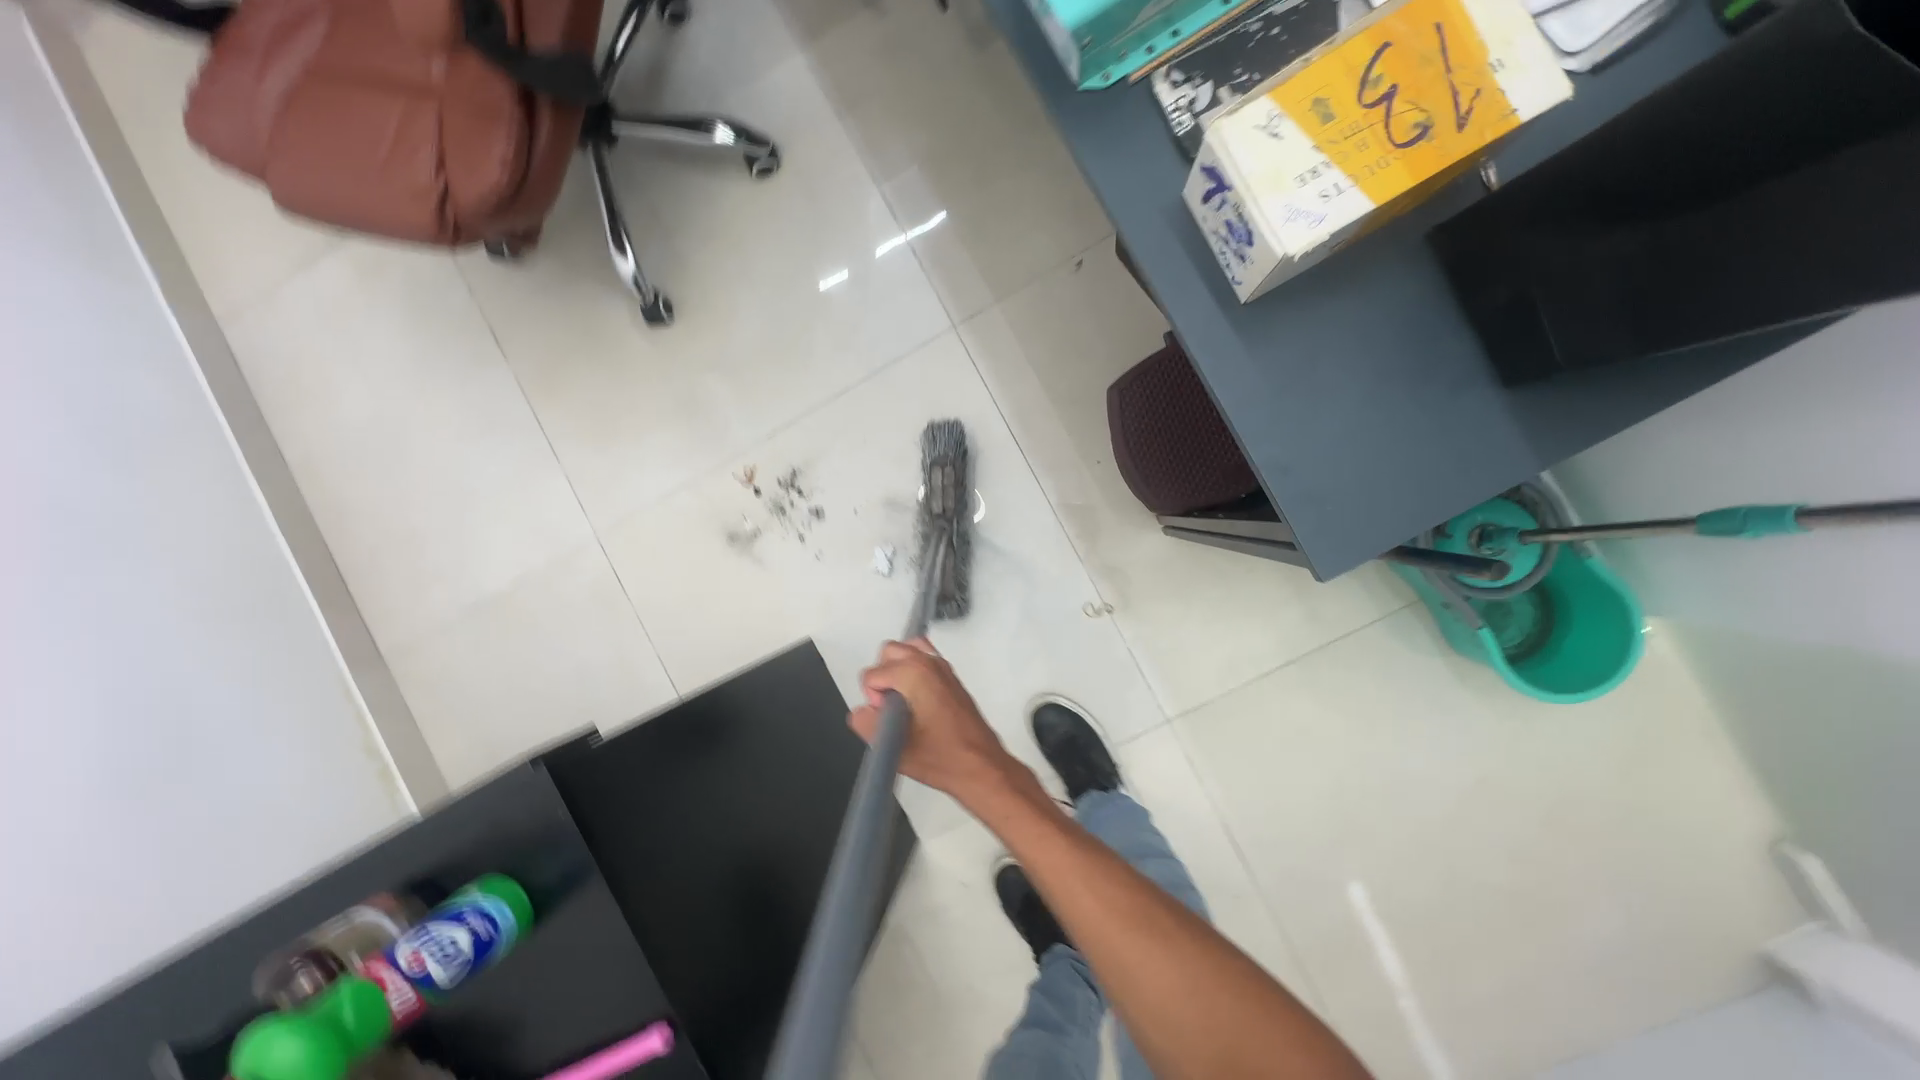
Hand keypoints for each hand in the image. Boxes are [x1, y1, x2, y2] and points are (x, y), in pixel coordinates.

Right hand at [849, 639, 1025, 802]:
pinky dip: (914, 671)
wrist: (982, 766)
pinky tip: (917, 703)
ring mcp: (943, 667)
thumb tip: (862, 712)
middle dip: (882, 678)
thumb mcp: (894, 747)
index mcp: (914, 674)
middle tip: (891, 709)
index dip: (873, 699)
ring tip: (902, 702)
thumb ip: (867, 724)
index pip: (872, 674)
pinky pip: (924, 659)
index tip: (889, 720)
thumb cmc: (942, 758)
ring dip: (897, 671)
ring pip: (907, 650)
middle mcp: (929, 662)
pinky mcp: (951, 677)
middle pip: (888, 653)